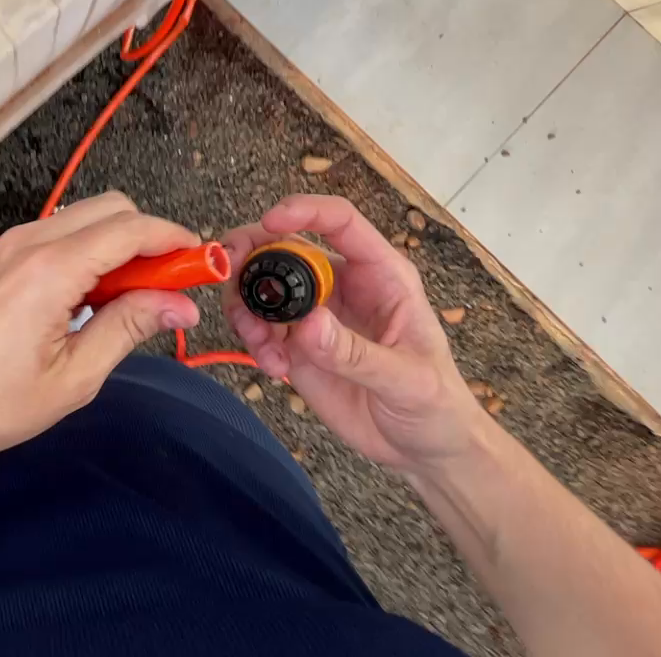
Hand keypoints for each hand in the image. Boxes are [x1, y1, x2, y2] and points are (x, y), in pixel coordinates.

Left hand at [0, 191, 203, 490]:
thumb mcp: (74, 377)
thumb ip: (130, 327)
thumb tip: (179, 304)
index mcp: (50, 269)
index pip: (130, 228)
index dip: (175, 240)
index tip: (202, 264)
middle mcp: (29, 243)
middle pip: (110, 209)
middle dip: (149, 239)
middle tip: (168, 288)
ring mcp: (9, 246)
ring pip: (83, 219)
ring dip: (118, 246)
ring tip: (130, 301)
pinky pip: (58, 236)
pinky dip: (88, 253)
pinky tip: (90, 299)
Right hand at [221, 195, 486, 474]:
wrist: (421, 449)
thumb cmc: (435, 406)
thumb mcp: (407, 381)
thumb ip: (355, 353)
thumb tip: (307, 323)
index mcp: (378, 274)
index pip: (339, 221)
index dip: (303, 211)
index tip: (268, 222)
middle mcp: (338, 282)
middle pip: (282, 244)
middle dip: (248, 253)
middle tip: (226, 276)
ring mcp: (312, 310)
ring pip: (259, 281)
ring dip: (244, 304)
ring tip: (258, 342)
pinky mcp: (292, 340)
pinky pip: (256, 323)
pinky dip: (250, 338)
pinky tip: (271, 366)